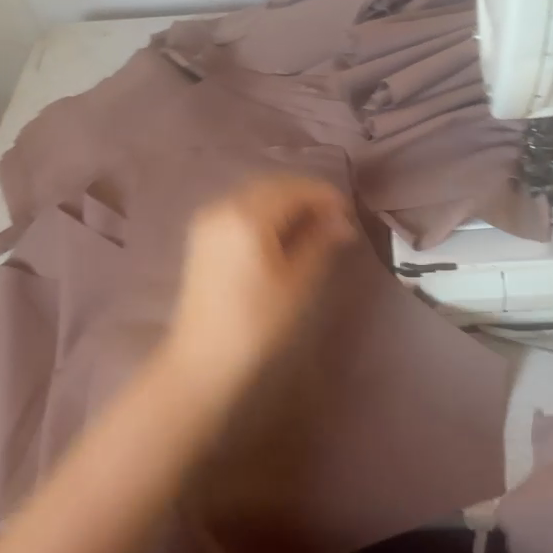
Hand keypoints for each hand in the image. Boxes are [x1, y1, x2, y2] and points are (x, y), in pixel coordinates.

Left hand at [163, 174, 354, 394]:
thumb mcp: (299, 283)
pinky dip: (265, 217)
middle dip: (306, 199)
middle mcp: (222, 206)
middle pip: (273, 187)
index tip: (351, 219)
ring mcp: (207, 222)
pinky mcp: (201, 240)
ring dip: (286, 207)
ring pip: (255, 198)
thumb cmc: (258, 325)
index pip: (295, 187)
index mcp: (247, 213)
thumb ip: (321, 242)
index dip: (327, 198)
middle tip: (336, 225)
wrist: (203, 365)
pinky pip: (240, 212)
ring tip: (314, 233)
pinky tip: (282, 240)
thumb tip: (341, 220)